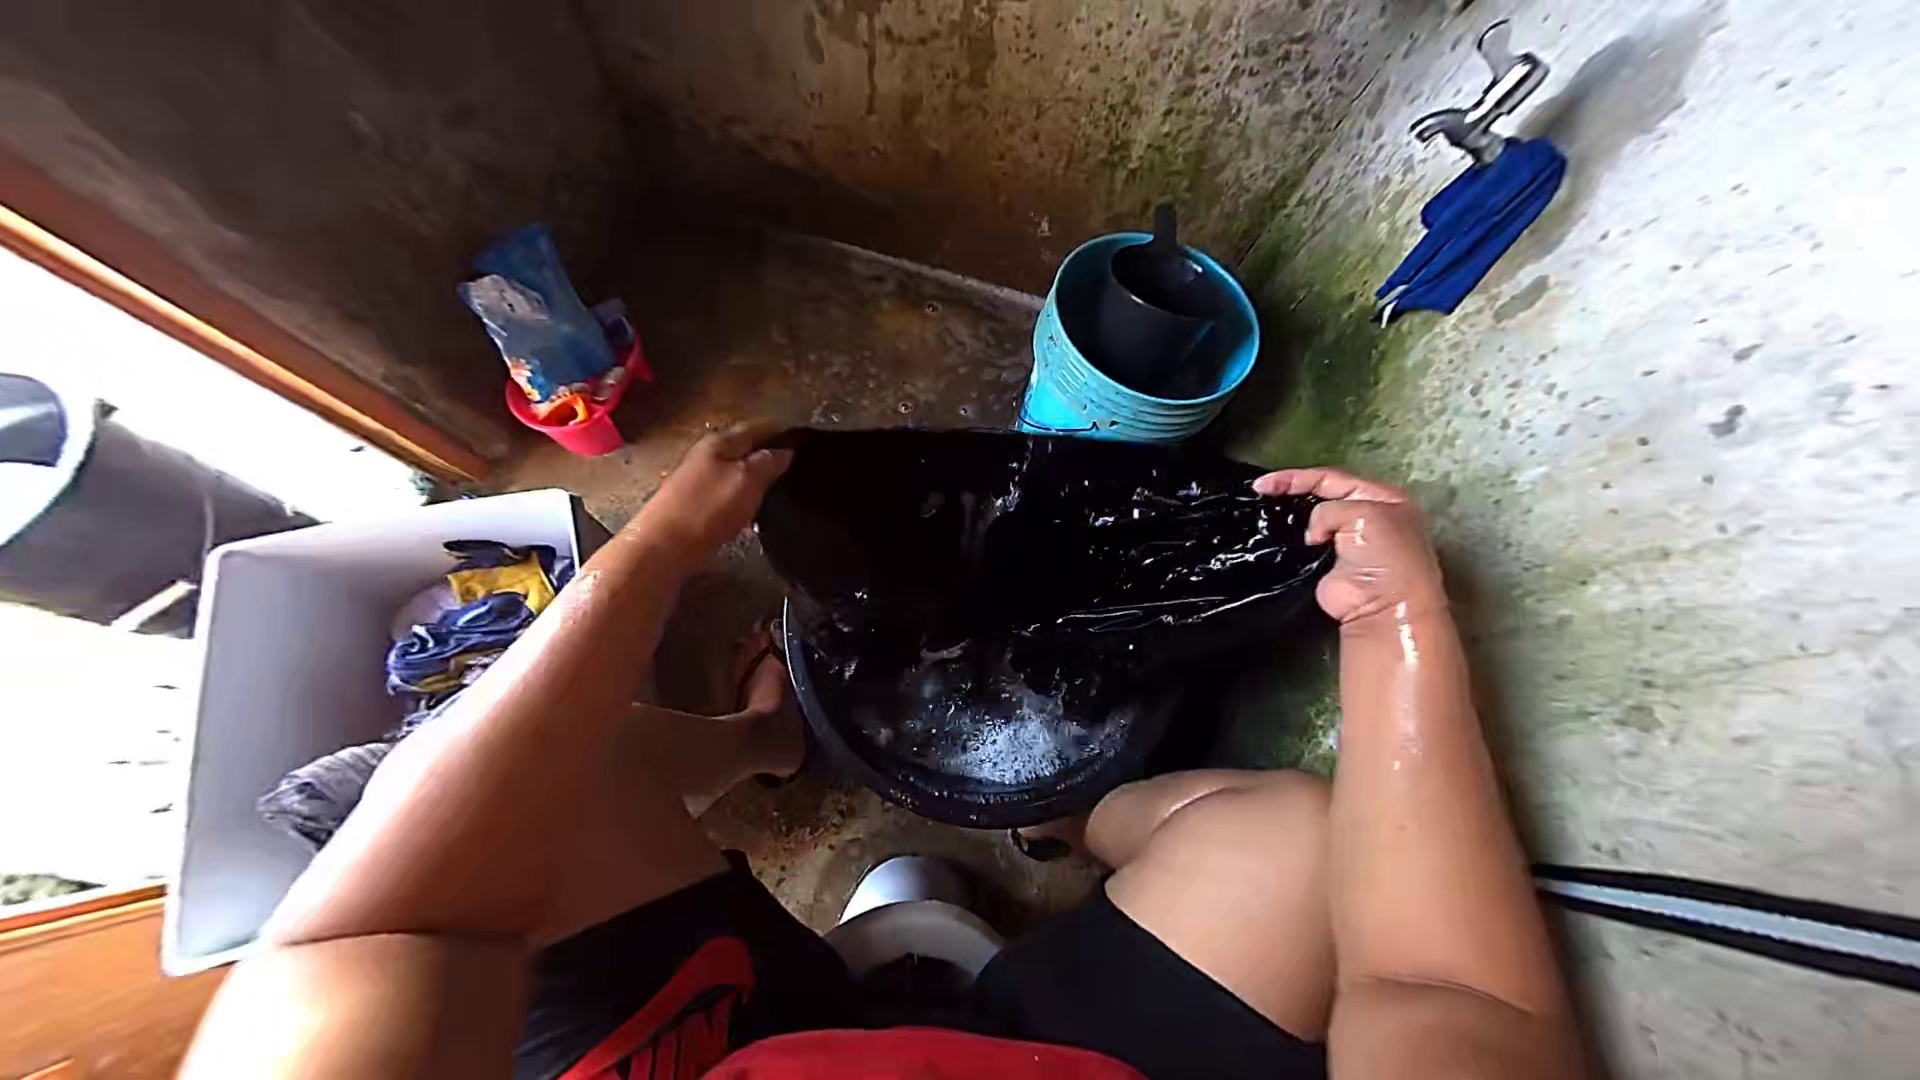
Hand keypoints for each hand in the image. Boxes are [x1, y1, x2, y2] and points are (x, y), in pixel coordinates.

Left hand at [636, 423, 793, 554]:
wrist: (664, 548)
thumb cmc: (708, 509)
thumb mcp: (747, 480)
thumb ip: (768, 462)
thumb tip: (786, 451)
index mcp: (719, 443)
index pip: (758, 428)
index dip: (782, 433)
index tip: (805, 442)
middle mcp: (706, 456)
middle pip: (746, 451)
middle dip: (770, 458)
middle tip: (797, 470)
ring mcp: (698, 481)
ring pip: (738, 475)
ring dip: (758, 482)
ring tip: (780, 494)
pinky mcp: (695, 506)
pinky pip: (728, 498)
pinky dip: (744, 503)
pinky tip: (754, 517)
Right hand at [1252, 467, 1446, 629]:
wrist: (1383, 607)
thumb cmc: (1386, 556)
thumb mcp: (1364, 513)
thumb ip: (1328, 510)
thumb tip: (1311, 533)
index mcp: (1381, 498)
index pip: (1330, 478)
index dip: (1296, 477)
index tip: (1264, 484)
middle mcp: (1363, 515)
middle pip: (1317, 495)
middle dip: (1289, 491)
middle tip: (1260, 492)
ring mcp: (1342, 541)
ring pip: (1306, 518)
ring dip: (1286, 515)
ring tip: (1261, 511)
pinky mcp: (1323, 562)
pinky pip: (1298, 543)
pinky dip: (1285, 538)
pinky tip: (1269, 533)